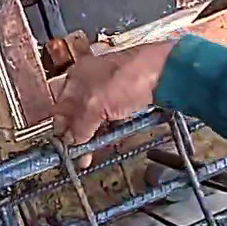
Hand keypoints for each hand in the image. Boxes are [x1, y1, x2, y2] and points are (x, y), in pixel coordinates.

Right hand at [52, 41, 175, 144]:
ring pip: (95, 115)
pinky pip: (112, 116)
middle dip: (76, 134)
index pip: (60, 106)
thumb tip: (70, 141)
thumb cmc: (127, 79)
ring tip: (91, 153)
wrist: (166, 71)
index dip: (60, 127)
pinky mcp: (128, 95)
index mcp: (76, 76)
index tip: (64, 146)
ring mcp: (110, 86)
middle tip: (79, 154)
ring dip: (92, 134)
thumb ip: (79, 125)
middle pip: (77, 112)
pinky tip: (108, 139)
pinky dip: (108, 129)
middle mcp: (89, 79)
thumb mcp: (95, 105)